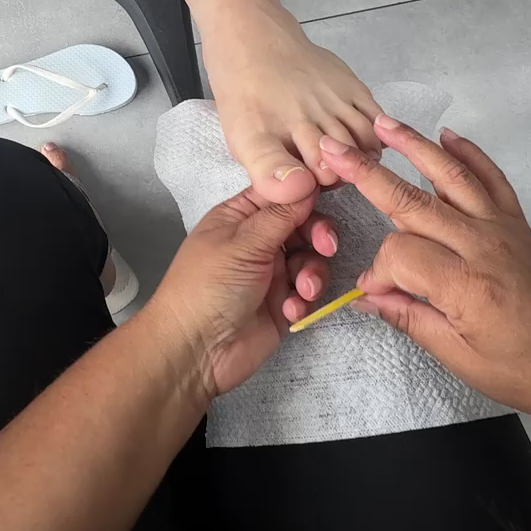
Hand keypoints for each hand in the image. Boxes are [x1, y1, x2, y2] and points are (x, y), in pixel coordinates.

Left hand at [140, 187, 340, 399]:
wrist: (195, 351)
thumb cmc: (208, 286)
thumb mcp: (243, 243)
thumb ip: (280, 214)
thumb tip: (307, 179)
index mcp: (240, 217)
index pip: (280, 193)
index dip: (306, 191)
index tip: (335, 191)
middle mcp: (258, 241)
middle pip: (303, 225)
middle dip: (318, 235)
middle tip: (326, 247)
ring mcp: (271, 273)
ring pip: (311, 260)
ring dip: (312, 273)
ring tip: (302, 290)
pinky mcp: (283, 304)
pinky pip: (308, 293)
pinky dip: (304, 301)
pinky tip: (289, 312)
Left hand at [197, 0, 383, 203]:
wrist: (254, 38)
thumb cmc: (244, 93)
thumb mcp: (241, 136)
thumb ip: (267, 170)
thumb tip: (302, 189)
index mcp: (279, 132)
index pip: (315, 175)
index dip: (317, 185)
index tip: (311, 181)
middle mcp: (310, 114)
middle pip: (345, 159)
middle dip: (341, 174)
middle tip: (330, 173)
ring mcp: (334, 97)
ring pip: (364, 138)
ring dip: (361, 156)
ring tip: (349, 162)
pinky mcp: (349, 83)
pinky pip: (374, 115)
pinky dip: (376, 133)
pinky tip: (366, 142)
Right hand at [319, 117, 530, 438]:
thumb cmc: (527, 372)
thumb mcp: (462, 358)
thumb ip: (411, 318)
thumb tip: (367, 295)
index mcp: (466, 286)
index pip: (399, 255)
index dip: (377, 271)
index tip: (374, 292)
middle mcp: (483, 245)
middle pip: (413, 201)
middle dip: (367, 172)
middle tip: (333, 148)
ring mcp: (504, 229)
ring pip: (452, 177)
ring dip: (415, 146)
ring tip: (383, 123)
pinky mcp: (520, 224)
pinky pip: (493, 180)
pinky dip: (471, 154)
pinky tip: (449, 136)